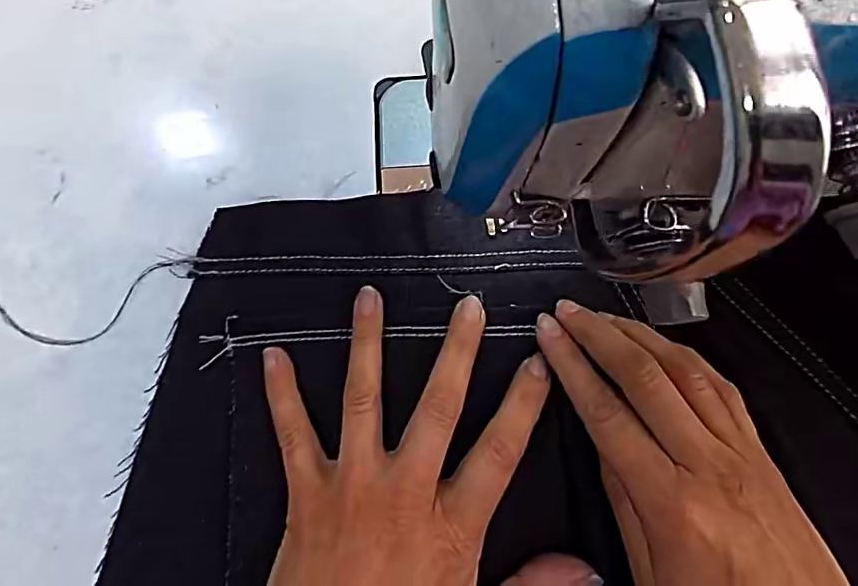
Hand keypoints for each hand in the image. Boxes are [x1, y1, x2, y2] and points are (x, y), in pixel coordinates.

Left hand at [264, 285, 552, 585]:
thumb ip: (529, 585)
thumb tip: (582, 572)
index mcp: (448, 525)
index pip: (499, 451)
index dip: (523, 404)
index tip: (538, 362)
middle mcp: (402, 494)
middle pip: (437, 408)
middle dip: (457, 352)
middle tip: (469, 308)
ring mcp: (351, 488)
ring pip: (364, 400)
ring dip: (367, 344)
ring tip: (370, 300)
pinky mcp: (306, 497)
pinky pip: (292, 436)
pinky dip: (282, 395)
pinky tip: (275, 357)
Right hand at [535, 300, 847, 585]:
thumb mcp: (653, 580)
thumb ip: (624, 504)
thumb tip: (601, 440)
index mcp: (675, 507)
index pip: (608, 413)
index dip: (572, 366)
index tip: (552, 336)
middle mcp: (710, 465)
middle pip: (644, 376)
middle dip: (599, 334)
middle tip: (570, 311)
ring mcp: (740, 450)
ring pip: (683, 368)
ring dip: (640, 333)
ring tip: (608, 315)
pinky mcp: (761, 448)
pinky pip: (720, 384)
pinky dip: (686, 355)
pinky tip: (666, 344)